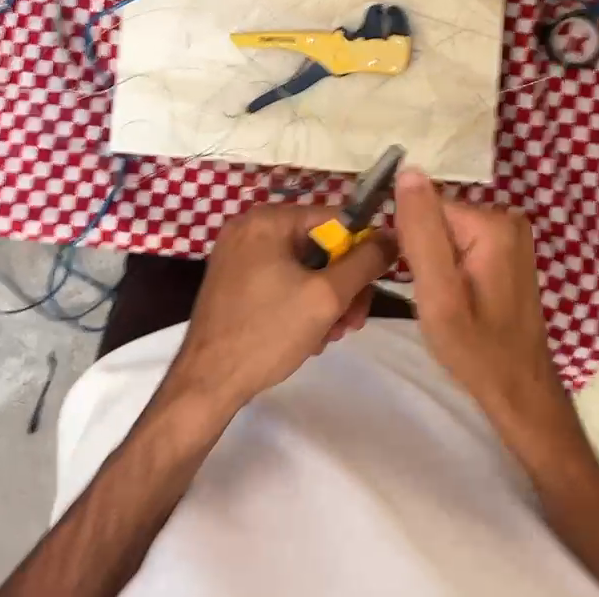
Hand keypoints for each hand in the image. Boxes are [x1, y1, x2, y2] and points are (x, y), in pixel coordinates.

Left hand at [164, 204, 395, 415]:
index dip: (362, 250)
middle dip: (342, 284)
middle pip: (319, 245)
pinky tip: (308, 335)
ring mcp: (237, 255)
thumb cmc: (268, 332)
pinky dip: (299, 303)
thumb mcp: (327, 296)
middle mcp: (249, 227)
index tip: (374, 286)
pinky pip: (280, 280)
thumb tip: (391, 237)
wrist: (208, 380)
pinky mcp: (233, 281)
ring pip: (302, 267)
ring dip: (324, 299)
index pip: (335, 218)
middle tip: (352, 322)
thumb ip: (364, 262)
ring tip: (330, 334)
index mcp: (268, 219)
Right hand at [392, 169, 570, 428]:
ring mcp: (511, 235)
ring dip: (434, 262)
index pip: (425, 207)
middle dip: (422, 252)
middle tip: (430, 296)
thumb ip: (421, 232)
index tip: (413, 279)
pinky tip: (457, 298)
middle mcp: (507, 219)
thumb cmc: (476, 349)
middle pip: (437, 217)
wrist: (519, 389)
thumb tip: (408, 170)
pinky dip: (450, 268)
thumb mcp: (438, 294)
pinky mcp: (508, 251)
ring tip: (444, 301)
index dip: (409, 242)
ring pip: (446, 232)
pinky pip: (461, 244)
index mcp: (492, 223)